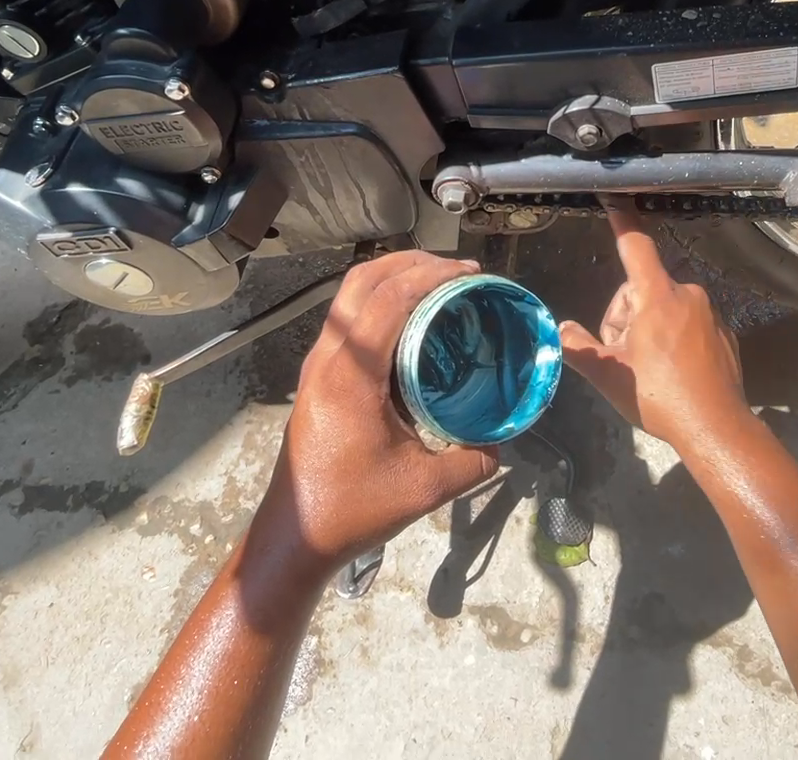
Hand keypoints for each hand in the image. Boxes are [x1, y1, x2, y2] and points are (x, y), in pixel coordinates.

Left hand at [264, 252, 500, 572]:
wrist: (295, 536)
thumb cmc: (354, 508)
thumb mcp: (425, 487)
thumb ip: (473, 462)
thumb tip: (502, 441)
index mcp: (352, 375)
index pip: (391, 299)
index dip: (432, 276)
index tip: (470, 274)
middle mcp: (328, 358)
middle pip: (363, 280)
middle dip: (411, 263)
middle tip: (456, 271)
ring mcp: (318, 364)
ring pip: (350, 294)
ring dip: (393, 276)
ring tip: (438, 284)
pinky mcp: (318, 375)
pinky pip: (349, 316)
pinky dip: (381, 300)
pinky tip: (413, 321)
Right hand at [559, 206, 747, 451]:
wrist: (716, 428)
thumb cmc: (658, 396)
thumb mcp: (609, 375)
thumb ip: (579, 347)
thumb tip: (561, 329)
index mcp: (657, 296)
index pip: (634, 246)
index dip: (621, 220)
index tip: (614, 198)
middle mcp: (687, 294)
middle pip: (641, 289)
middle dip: (625, 317)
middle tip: (625, 357)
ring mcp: (710, 313)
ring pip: (665, 307)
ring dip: (649, 329)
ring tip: (649, 370)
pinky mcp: (724, 333)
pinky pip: (688, 323)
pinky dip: (675, 340)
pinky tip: (674, 373)